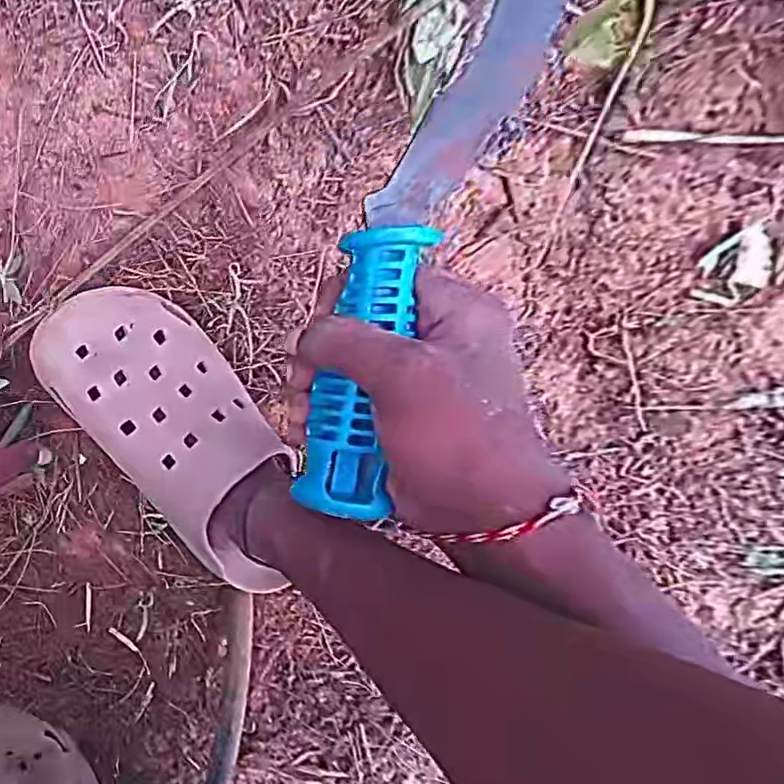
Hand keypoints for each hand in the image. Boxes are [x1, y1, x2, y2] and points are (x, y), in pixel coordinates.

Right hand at [283, 269, 571, 534]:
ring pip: (332, 367)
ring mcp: (401, 381)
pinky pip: (334, 402)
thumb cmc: (462, 438)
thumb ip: (349, 341)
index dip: (351, 292)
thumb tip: (307, 335)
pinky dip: (317, 418)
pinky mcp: (380, 415)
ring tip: (309, 416)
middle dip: (317, 354)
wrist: (476, 510)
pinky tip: (311, 434)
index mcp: (453, 313)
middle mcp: (426, 341)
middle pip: (348, 324)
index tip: (327, 323)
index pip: (389, 272)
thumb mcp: (406, 374)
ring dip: (311, 392)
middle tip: (308, 380)